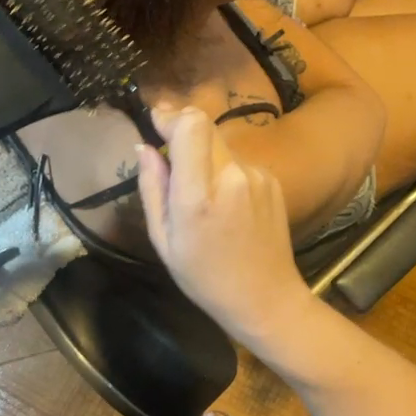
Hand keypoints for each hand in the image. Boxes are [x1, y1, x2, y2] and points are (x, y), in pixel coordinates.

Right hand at [135, 105, 310, 341]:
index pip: (190, 126)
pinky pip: (236, 162)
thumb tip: (144, 148)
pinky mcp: (271, 180)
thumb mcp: (164, 241)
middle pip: (204, 126)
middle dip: (181, 130)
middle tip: (166, 148)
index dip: (169, 117)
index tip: (155, 121)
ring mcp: (256, 177)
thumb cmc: (205, 277)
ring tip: (196, 191)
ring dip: (202, 154)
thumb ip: (152, 188)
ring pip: (219, 144)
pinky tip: (222, 203)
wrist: (266, 298)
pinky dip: (222, 171)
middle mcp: (231, 177)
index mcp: (199, 196)